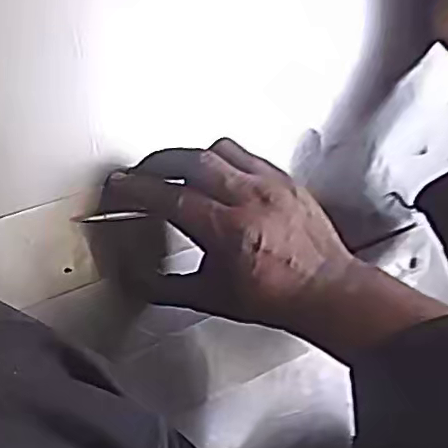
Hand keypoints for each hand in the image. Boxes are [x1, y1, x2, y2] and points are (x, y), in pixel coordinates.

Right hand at [104, 138, 447, 360]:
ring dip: (188, 157)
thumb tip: (135, 279)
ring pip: (219, 150)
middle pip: (192, 161)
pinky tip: (213, 173)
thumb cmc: (276, 297)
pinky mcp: (286, 180)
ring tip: (173, 169)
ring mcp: (272, 186)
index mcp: (229, 230)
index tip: (120, 185)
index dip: (138, 189)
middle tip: (140, 172)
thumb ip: (164, 286)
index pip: (171, 197)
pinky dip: (220, 159)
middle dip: (156, 163)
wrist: (327, 291)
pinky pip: (246, 154)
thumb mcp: (209, 297)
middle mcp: (252, 200)